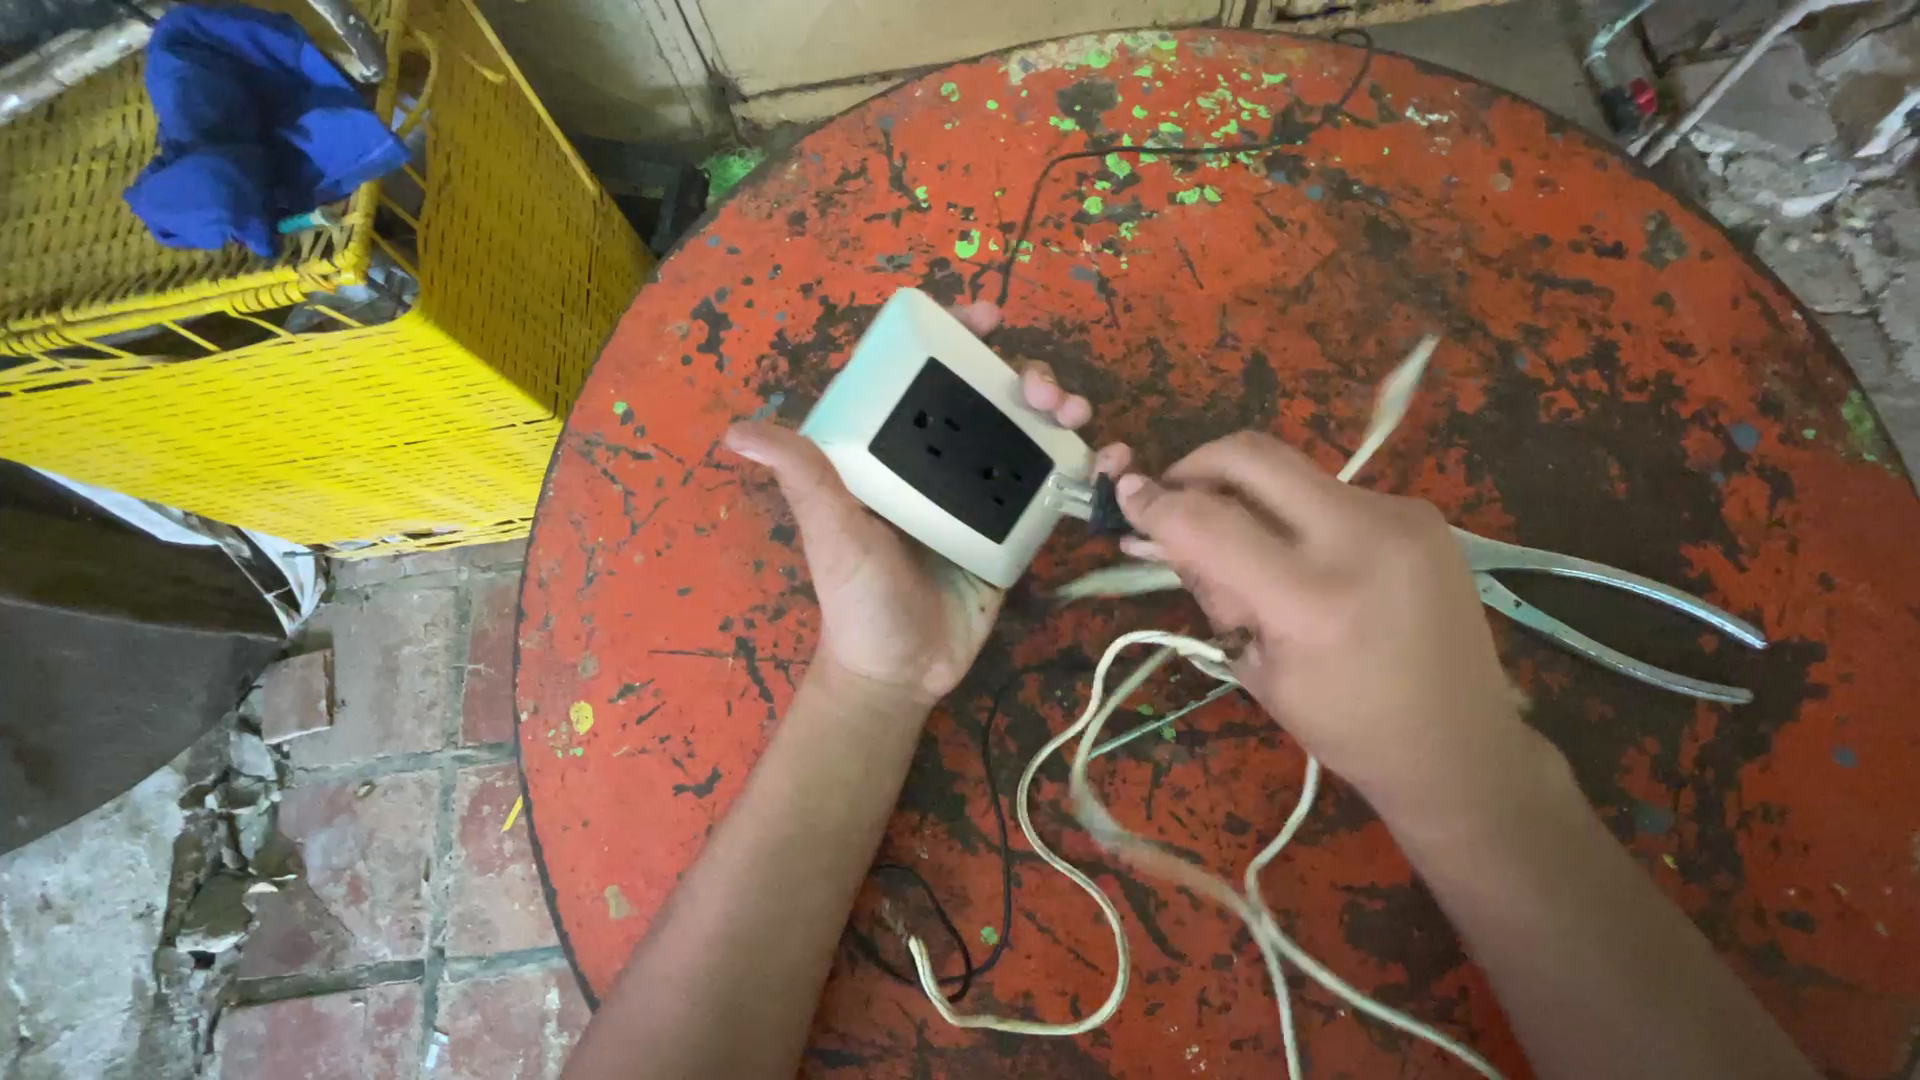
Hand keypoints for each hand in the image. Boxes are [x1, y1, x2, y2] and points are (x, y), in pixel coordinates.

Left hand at [726, 301, 1129, 705]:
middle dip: (1022, 376)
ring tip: (1074, 414)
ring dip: (1057, 410)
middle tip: (1041, 390)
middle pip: (986, 397)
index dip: (954, 339)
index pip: (922, 378)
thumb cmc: (859, 599)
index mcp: (894, 452)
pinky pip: (1050, 485)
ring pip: (1025, 432)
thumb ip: (804, 478)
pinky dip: (1083, 464)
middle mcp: (939, 463)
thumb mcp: (832, 534)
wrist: (906, 672)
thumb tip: (737, 430)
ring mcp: (981, 493)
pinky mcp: (1014, 527)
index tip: (986, 318)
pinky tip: (1107, 459)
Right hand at [1114, 431, 1535, 820]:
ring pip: (1289, 470)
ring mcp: (1400, 515)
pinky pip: (1327, 491)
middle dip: (1195, 464)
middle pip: (1252, 456)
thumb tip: (1155, 531)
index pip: (1208, 522)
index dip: (1154, 503)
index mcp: (1313, 601)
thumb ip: (1209, 587)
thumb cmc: (1343, 726)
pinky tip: (1298, 554)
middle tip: (1172, 494)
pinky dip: (1290, 510)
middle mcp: (1361, 538)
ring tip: (1240, 544)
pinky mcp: (1419, 511)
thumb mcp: (1253, 666)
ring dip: (1244, 492)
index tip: (1124, 495)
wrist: (1462, 744)